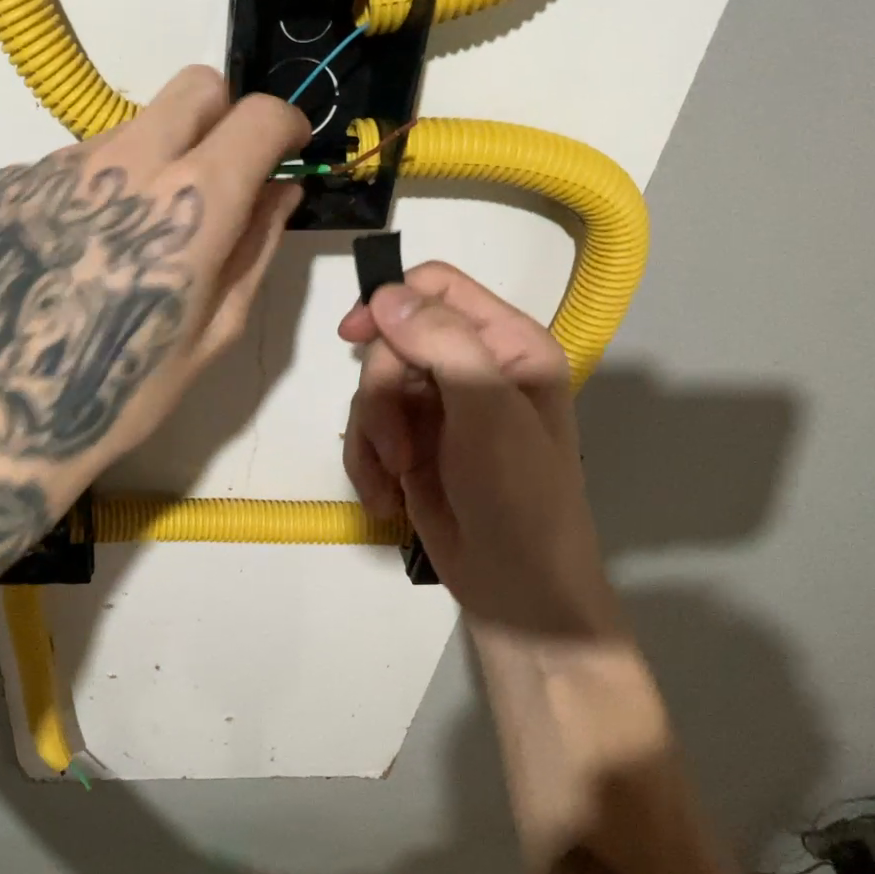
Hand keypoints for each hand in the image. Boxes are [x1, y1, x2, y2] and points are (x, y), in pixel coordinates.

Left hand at [0, 65, 309, 504]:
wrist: (10, 414)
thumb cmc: (129, 388)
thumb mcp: (216, 330)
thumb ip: (256, 245)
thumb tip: (279, 188)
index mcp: (189, 208)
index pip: (256, 115)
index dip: (283, 125)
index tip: (283, 149)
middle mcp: (125, 166)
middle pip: (195, 87)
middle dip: (222, 117)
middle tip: (217, 174)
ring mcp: (60, 168)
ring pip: (133, 127)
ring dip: (154, 160)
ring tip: (133, 236)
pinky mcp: (14, 182)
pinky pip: (80, 161)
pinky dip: (100, 187)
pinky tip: (84, 249)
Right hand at [339, 262, 621, 637]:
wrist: (514, 586)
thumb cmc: (519, 495)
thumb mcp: (489, 412)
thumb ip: (442, 343)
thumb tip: (384, 293)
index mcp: (506, 344)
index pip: (437, 287)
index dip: (391, 301)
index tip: (354, 334)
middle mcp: (470, 366)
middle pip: (391, 343)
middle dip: (381, 396)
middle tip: (396, 447)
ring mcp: (436, 408)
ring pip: (371, 389)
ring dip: (372, 436)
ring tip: (395, 479)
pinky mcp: (410, 445)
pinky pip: (364, 431)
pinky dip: (365, 463)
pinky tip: (384, 498)